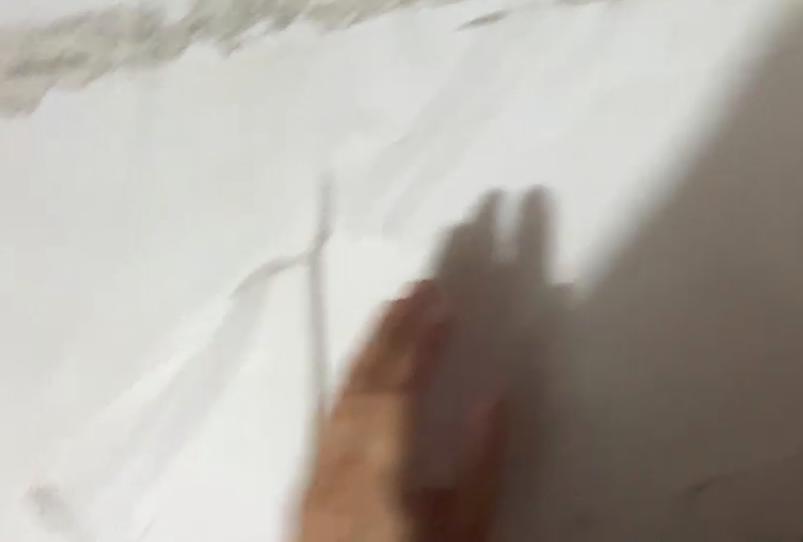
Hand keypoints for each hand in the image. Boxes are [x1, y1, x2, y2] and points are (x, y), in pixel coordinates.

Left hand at [297, 281, 506, 541]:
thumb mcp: (469, 533)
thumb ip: (482, 464)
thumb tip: (497, 392)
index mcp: (378, 483)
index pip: (396, 393)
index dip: (418, 341)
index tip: (441, 299)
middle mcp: (335, 478)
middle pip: (360, 389)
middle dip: (390, 332)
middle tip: (420, 286)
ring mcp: (313, 490)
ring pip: (337, 404)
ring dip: (368, 353)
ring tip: (394, 313)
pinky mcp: (306, 500)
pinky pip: (328, 424)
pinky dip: (351, 385)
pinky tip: (365, 373)